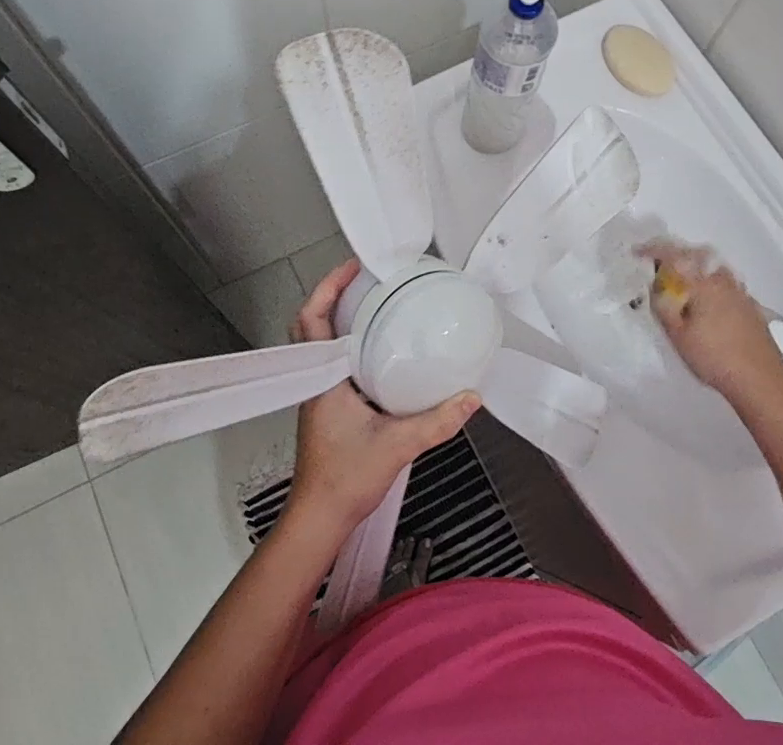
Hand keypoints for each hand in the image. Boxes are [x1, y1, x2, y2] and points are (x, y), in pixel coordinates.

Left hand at [283, 258, 480, 532]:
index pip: (311, 318)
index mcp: (323, 377)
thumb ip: (437, 420)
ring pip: (324, 344)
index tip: (352, 266)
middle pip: (314, 324)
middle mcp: (317, 380)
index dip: (327, 286)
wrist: (320, 516)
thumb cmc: (342, 480)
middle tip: (367, 280)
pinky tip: (383, 353)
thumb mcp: (397, 445)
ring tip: (377, 305)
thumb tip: (470, 397)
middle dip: (336, 297)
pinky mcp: (330, 408)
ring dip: (343, 320)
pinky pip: (337, 364)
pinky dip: (353, 346)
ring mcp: (320, 394)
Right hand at [639, 239, 782, 409]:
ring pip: (715, 270)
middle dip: (677, 256)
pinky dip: (712, 285)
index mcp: (703, 284)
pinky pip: (727, 284)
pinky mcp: (752, 307)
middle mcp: (724, 282)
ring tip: (683, 285)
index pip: (674, 256)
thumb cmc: (714, 358)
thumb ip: (663, 307)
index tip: (637, 253)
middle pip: (698, 255)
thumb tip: (655, 287)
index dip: (653, 250)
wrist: (760, 380)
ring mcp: (741, 293)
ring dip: (697, 270)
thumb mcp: (678, 336)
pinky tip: (708, 304)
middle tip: (660, 268)